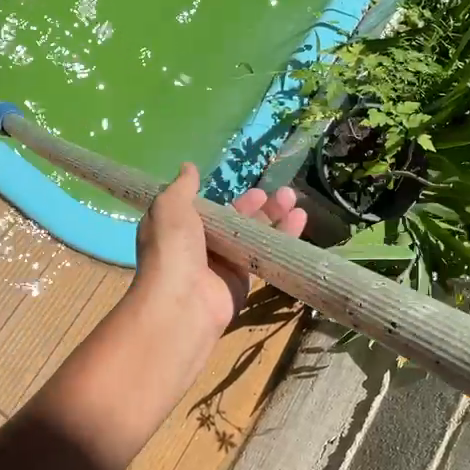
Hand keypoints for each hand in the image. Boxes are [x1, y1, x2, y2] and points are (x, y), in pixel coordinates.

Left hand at [132, 162, 308, 336]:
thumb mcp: (170, 207)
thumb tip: (189, 167)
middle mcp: (199, 245)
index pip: (206, 208)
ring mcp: (221, 264)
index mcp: (177, 227)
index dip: (227, 197)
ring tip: (294, 200)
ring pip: (252, 236)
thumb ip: (182, 187)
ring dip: (274, 218)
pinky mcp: (241, 281)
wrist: (182, 302)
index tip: (248, 185)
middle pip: (234, 220)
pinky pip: (263, 256)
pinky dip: (282, 239)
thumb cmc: (172, 248)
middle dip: (258, 206)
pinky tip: (299, 221)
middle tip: (282, 193)